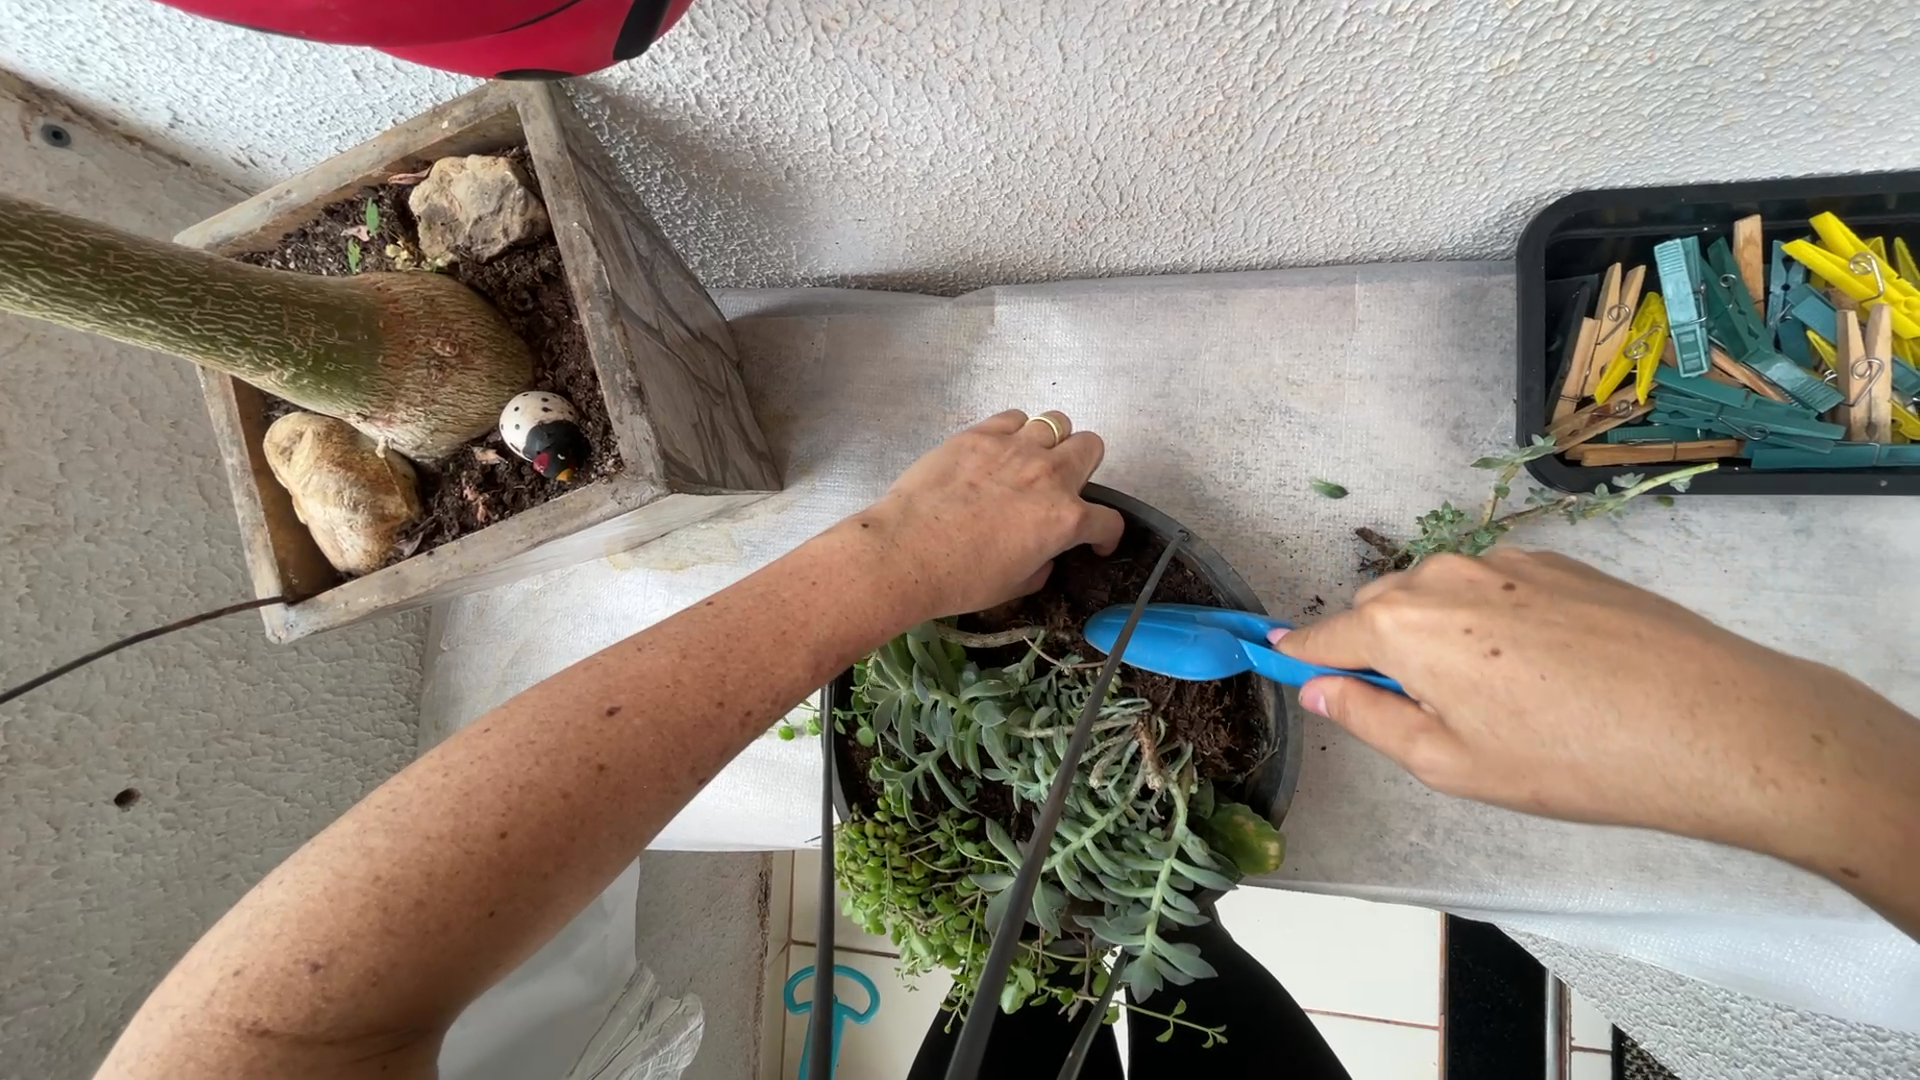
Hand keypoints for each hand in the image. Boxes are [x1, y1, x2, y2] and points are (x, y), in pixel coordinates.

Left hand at [837, 410, 1124, 622]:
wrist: (906, 552)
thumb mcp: (1015, 586)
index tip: (1096, 541)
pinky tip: (999, 450)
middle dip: (1085, 468)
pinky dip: (1014, 431)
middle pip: (1091, 447)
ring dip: (1052, 442)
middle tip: (1064, 487)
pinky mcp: (978, 434)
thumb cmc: (961, 579)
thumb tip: (1044, 556)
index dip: (1106, 534)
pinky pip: (1012, 418)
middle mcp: (1048, 475)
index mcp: (1064, 519)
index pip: (1108, 520)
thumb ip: (1041, 566)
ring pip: (1056, 422)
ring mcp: (1014, 448)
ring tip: (1031, 461)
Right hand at [1273, 550, 1919, 875]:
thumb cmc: (1567, 759)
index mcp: (1399, 628)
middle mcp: (1435, 578)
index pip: (1320, 636)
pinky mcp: (1551, 559)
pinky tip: (1540, 655)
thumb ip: (1365, 717)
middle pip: (1374, 608)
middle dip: (1376, 646)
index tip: (1273, 652)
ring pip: (1431, 591)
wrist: (1725, 725)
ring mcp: (1497, 561)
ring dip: (1433, 626)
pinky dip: (1484, 612)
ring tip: (1495, 681)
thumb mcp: (1447, 763)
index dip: (1295, 650)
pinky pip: (1487, 582)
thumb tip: (1315, 689)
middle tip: (1423, 700)